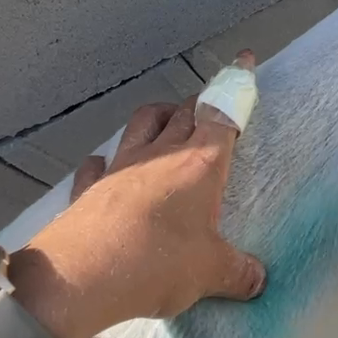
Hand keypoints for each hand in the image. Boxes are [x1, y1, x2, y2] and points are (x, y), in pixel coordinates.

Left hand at [9, 54, 266, 337]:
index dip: (237, 84)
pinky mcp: (88, 188)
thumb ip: (237, 272)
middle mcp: (163, 154)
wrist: (77, 278)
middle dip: (200, 104)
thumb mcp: (209, 272)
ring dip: (159, 116)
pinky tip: (104, 167)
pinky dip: (105, 161)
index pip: (224, 111)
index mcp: (201, 163)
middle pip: (185, 112)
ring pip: (143, 122)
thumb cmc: (157, 263)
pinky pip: (97, 164)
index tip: (245, 58)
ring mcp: (121, 167)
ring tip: (167, 123)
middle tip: (210, 109)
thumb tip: (259, 280)